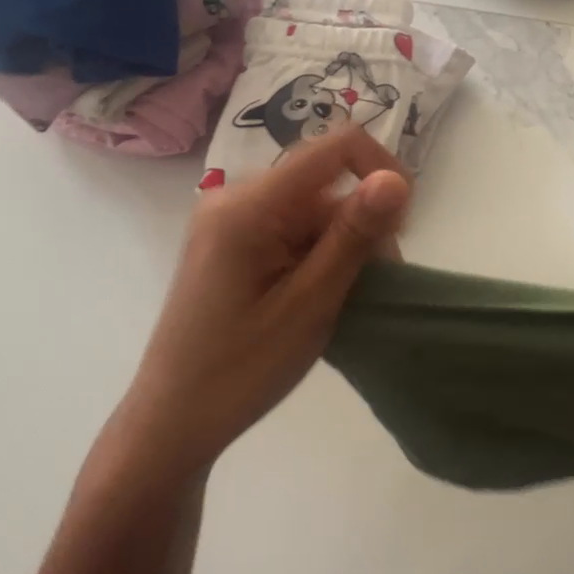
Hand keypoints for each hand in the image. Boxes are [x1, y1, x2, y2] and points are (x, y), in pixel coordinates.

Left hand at [114, 127, 411, 474]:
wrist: (171, 425)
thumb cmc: (241, 369)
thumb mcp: (310, 303)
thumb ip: (354, 236)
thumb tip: (398, 178)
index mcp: (249, 206)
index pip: (336, 148)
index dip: (382, 171)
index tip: (402, 227)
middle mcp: (236, 198)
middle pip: (330, 182)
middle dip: (365, 224)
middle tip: (373, 284)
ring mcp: (232, 221)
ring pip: (320, 207)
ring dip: (348, 245)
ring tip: (347, 299)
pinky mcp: (235, 243)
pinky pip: (298, 227)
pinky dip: (324, 255)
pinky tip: (324, 295)